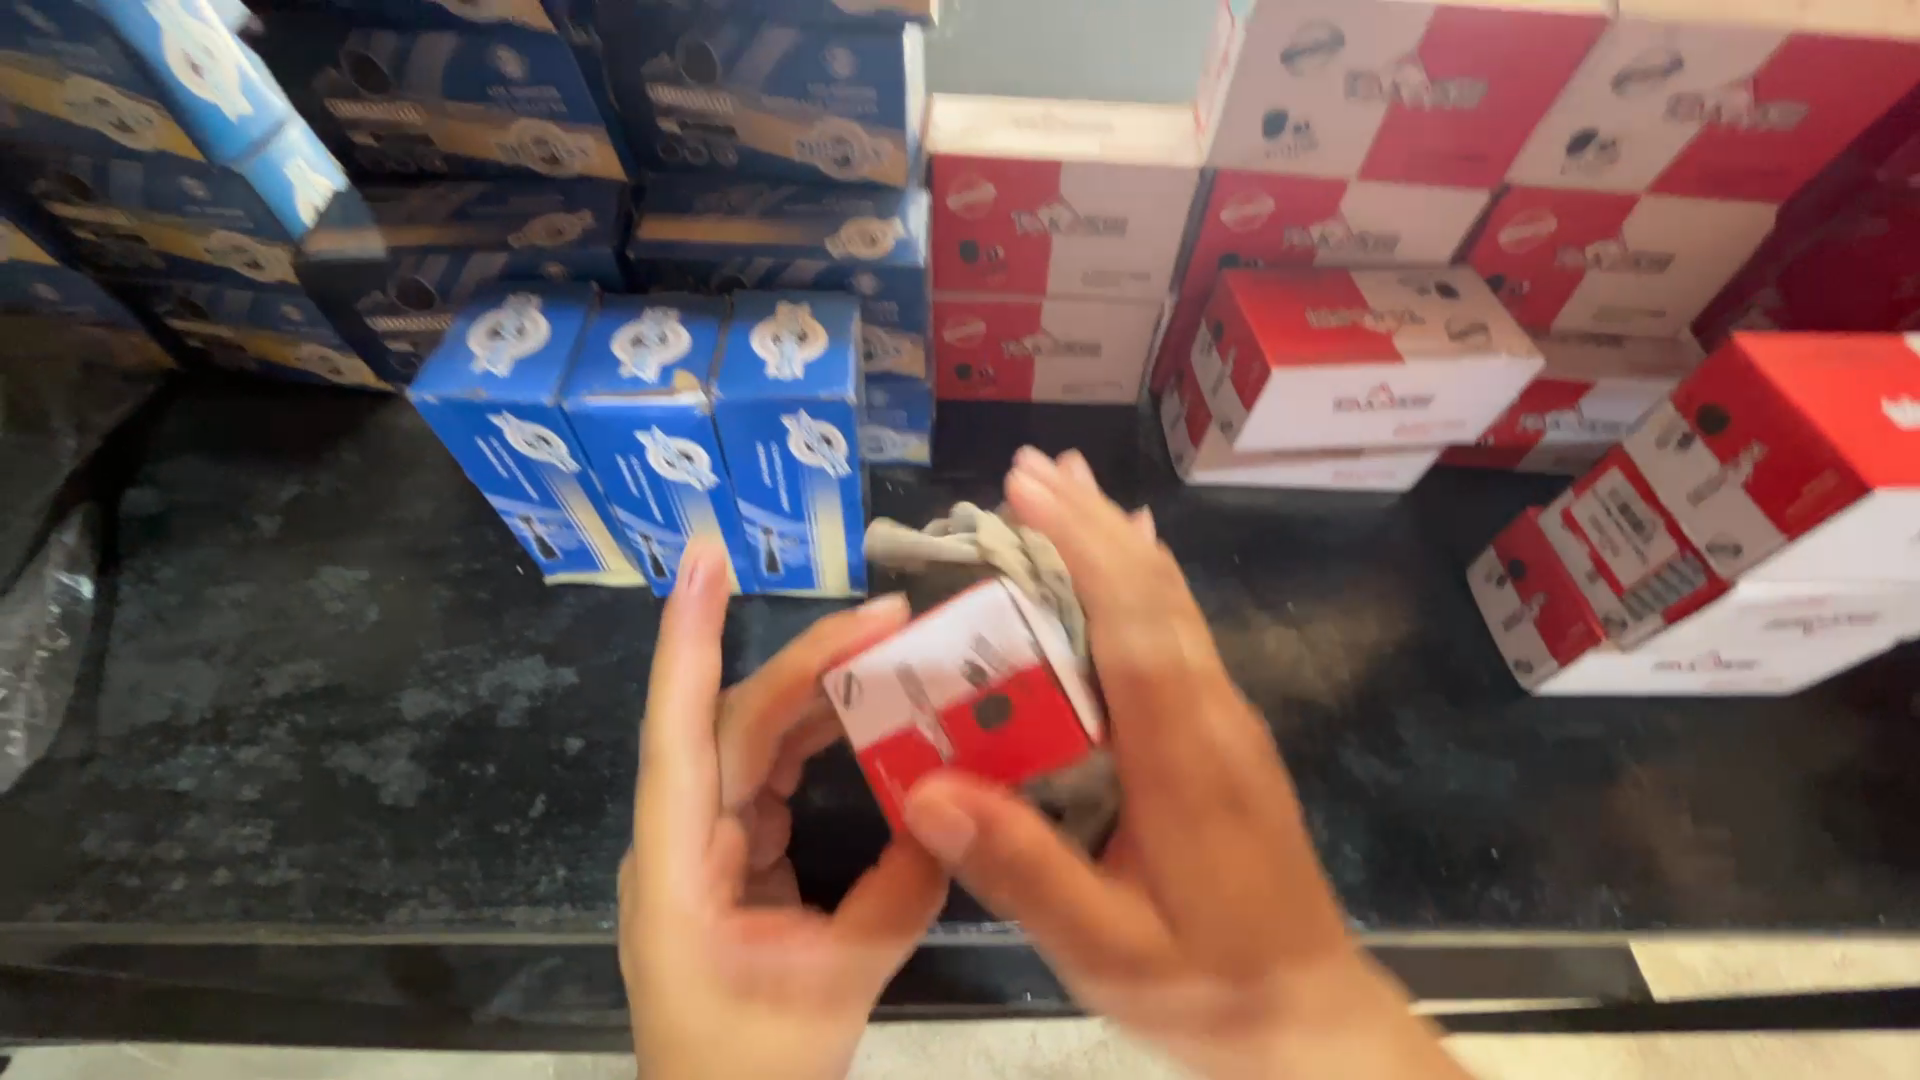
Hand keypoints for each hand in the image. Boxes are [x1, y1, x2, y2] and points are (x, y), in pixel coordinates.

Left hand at [619, 542, 947, 1079]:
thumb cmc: (755, 1070)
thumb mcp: (839, 985)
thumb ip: (896, 893)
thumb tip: (948, 803)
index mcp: (679, 867)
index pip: (681, 734)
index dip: (688, 642)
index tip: (704, 563)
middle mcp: (681, 834)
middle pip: (738, 721)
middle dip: (807, 660)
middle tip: (886, 615)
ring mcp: (705, 837)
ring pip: (755, 736)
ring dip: (816, 688)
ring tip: (885, 645)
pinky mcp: (734, 846)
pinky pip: (772, 768)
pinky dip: (818, 732)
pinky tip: (862, 708)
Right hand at [900, 450, 1467, 1079]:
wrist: (1311, 1017)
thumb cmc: (1207, 984)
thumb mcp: (1104, 950)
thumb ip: (1021, 870)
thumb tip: (925, 790)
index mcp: (1182, 753)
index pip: (1132, 620)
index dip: (1082, 545)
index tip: (1029, 488)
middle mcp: (1210, 713)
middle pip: (1155, 591)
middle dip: (1092, 520)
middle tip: (1033, 464)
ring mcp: (1223, 718)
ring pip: (1171, 603)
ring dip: (1119, 537)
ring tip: (1072, 484)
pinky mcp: (1222, 733)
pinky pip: (1178, 632)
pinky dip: (1144, 579)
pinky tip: (1132, 559)